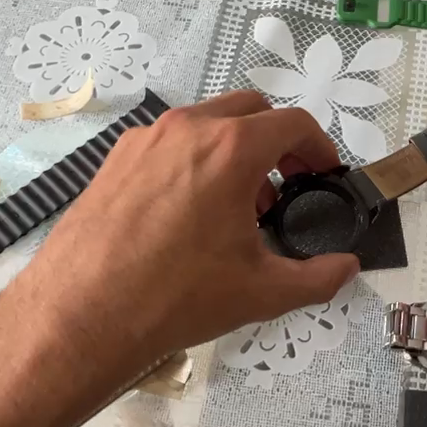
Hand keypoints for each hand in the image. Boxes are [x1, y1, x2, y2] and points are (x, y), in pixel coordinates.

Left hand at [0, 90, 358, 408]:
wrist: (80, 316)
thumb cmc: (177, 298)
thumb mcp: (263, 292)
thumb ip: (319, 277)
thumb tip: (346, 269)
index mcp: (231, 149)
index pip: (293, 123)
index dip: (319, 146)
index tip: (324, 173)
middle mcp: (188, 129)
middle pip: (251, 110)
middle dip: (279, 142)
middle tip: (288, 185)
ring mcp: (145, 140)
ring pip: (207, 123)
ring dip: (236, 149)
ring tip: (240, 205)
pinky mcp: (114, 159)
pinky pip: (170, 143)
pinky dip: (196, 160)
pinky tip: (191, 212)